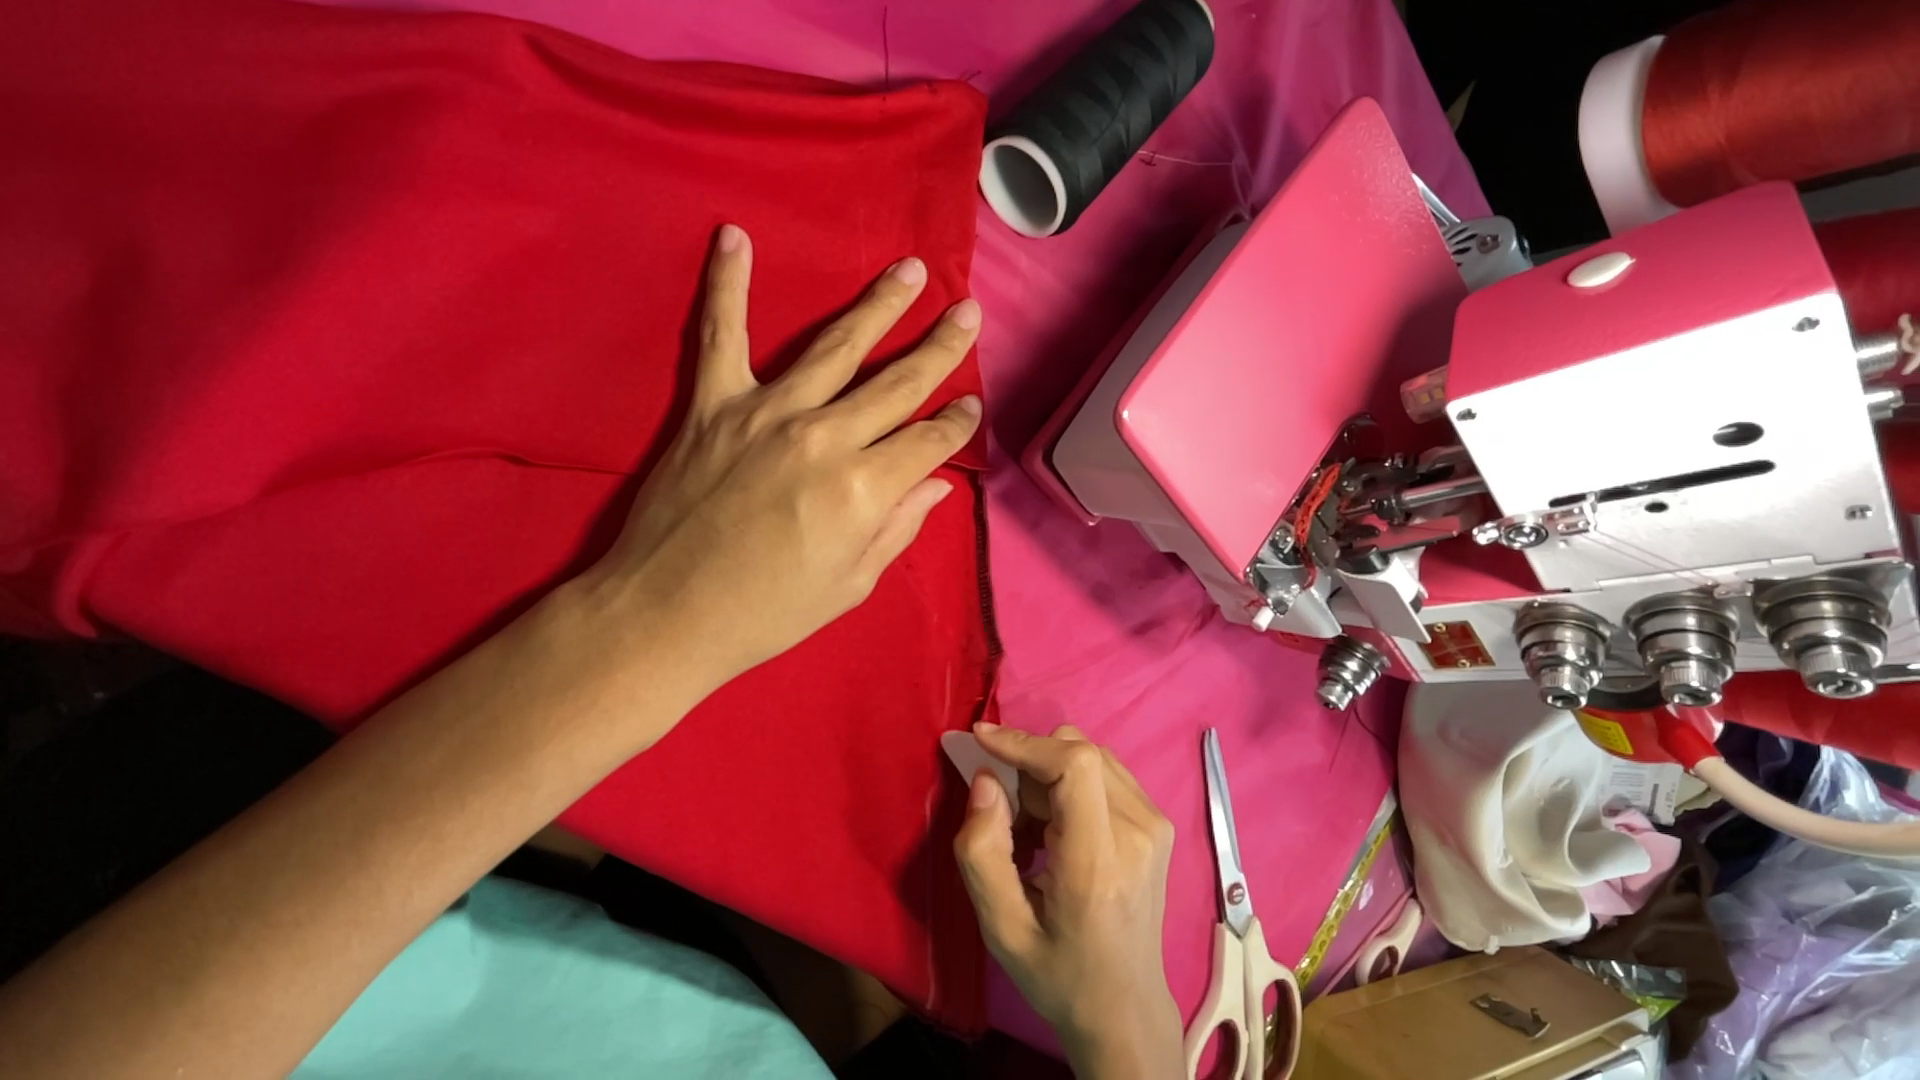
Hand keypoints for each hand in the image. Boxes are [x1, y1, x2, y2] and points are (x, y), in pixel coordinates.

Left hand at [580, 224, 981, 689]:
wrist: (666, 614)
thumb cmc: (766, 613)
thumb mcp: (850, 585)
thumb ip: (897, 528)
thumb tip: (936, 484)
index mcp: (864, 491)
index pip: (929, 441)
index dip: (957, 424)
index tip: (971, 407)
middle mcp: (825, 439)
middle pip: (897, 383)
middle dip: (941, 347)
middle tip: (966, 311)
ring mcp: (767, 414)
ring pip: (835, 346)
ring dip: (878, 305)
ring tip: (908, 270)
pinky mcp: (713, 405)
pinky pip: (721, 334)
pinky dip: (726, 285)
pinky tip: (734, 237)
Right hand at [955, 723, 1183, 1078]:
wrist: (1124, 1007)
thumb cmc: (1058, 975)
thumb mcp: (1001, 929)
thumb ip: (983, 853)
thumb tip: (984, 780)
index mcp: (1101, 861)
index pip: (1074, 764)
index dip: (1024, 742)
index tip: (980, 739)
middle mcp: (1139, 831)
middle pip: (1079, 750)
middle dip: (1029, 765)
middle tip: (1003, 813)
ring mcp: (1155, 824)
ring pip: (1089, 754)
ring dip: (1047, 773)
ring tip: (1029, 827)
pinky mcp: (1157, 822)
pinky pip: (1104, 771)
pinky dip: (1068, 782)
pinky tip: (1055, 827)